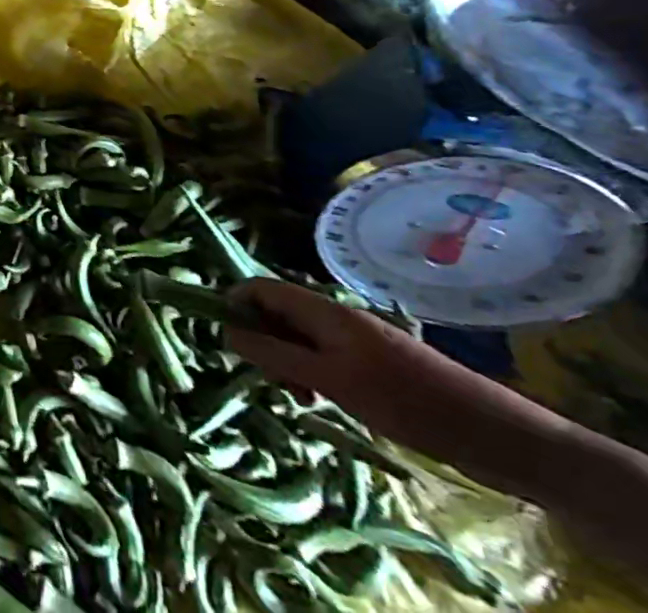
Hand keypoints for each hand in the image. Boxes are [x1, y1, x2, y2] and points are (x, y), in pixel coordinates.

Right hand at [223, 278, 473, 449]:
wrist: (503, 438)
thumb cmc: (409, 403)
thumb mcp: (330, 379)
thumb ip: (274, 354)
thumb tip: (225, 332)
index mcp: (326, 312)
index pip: (260, 288)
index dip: (234, 304)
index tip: (225, 338)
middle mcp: (337, 319)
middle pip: (276, 314)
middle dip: (260, 340)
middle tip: (267, 377)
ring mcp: (356, 343)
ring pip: (297, 339)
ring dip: (284, 362)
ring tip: (297, 395)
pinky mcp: (372, 367)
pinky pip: (321, 359)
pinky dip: (308, 375)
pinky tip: (320, 400)